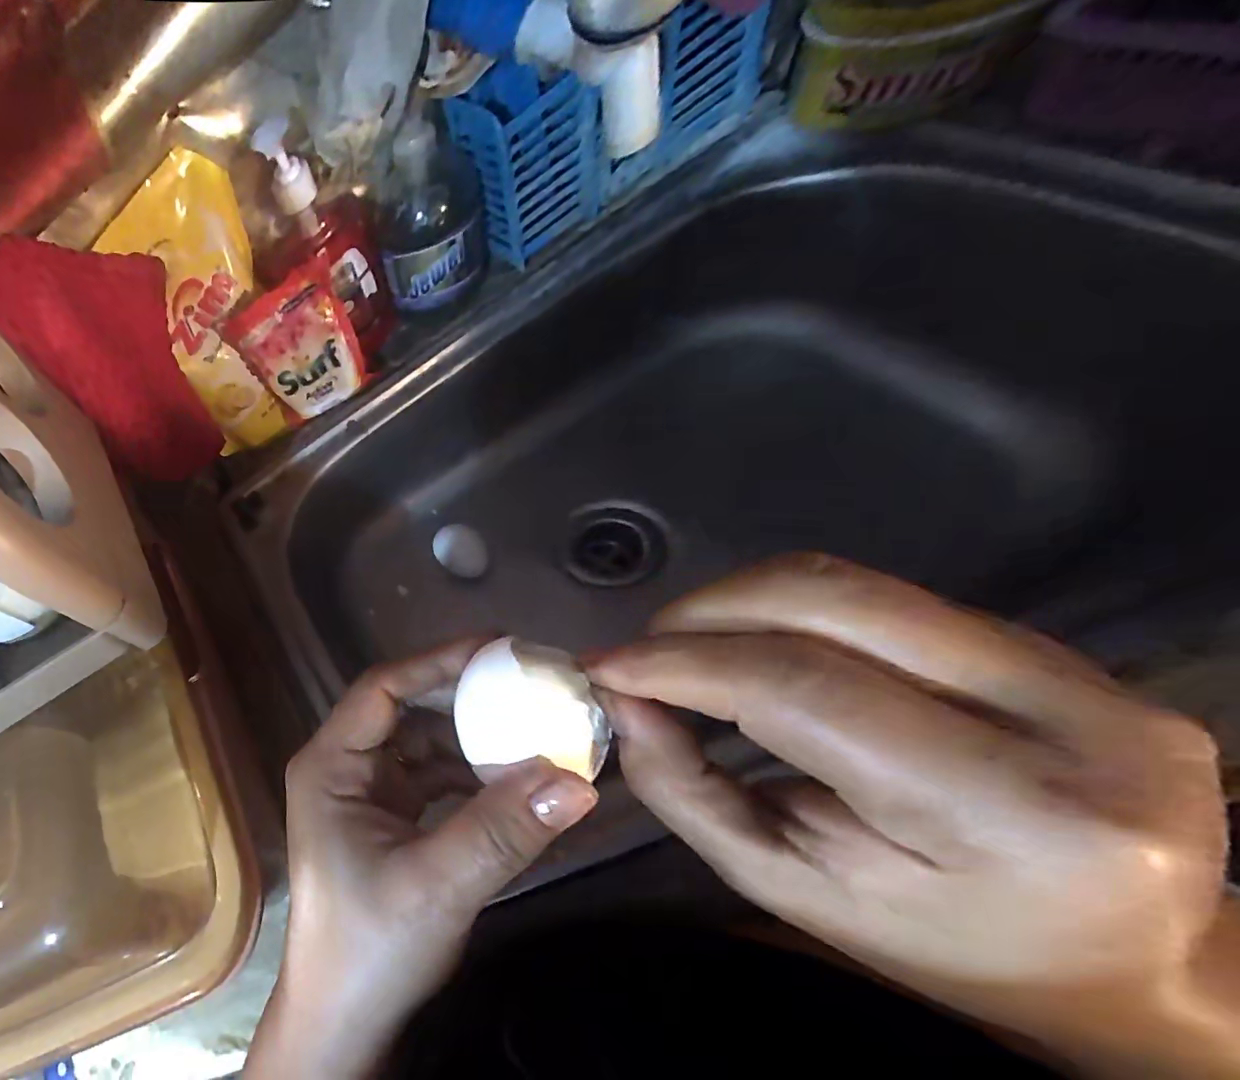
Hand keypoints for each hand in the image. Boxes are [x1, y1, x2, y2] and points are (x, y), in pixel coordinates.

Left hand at [245, 639, 598, 1079]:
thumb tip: (577, 781)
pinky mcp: (387, 821)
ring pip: (424, 747)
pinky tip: (515, 786)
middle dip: (466, 699)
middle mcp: (343, 768)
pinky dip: (473, 779)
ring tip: (534, 730)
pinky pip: (434, 782)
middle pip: (407, 713)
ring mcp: (364, 795)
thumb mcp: (437, 884)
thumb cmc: (369, 947)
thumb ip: (503, 831)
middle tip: (527, 684)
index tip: (497, 647)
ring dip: (475, 741)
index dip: (437, 662)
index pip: (383, 689)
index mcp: (330, 765)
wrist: (344, 1024)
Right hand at [587, 554, 1238, 1077]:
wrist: (1123, 961)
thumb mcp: (787, 885)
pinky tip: (757, 651)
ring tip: (686, 648)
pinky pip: (879, 599)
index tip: (603, 667)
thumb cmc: (936, 941)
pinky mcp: (1054, 647)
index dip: (682, 664)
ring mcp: (1076, 671)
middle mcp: (1069, 722)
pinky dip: (787, 613)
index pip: (802, 690)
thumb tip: (622, 701)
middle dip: (703, 612)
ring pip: (850, 584)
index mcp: (1009, 817)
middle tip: (641, 651)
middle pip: (829, 602)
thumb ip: (687, 791)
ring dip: (737, 603)